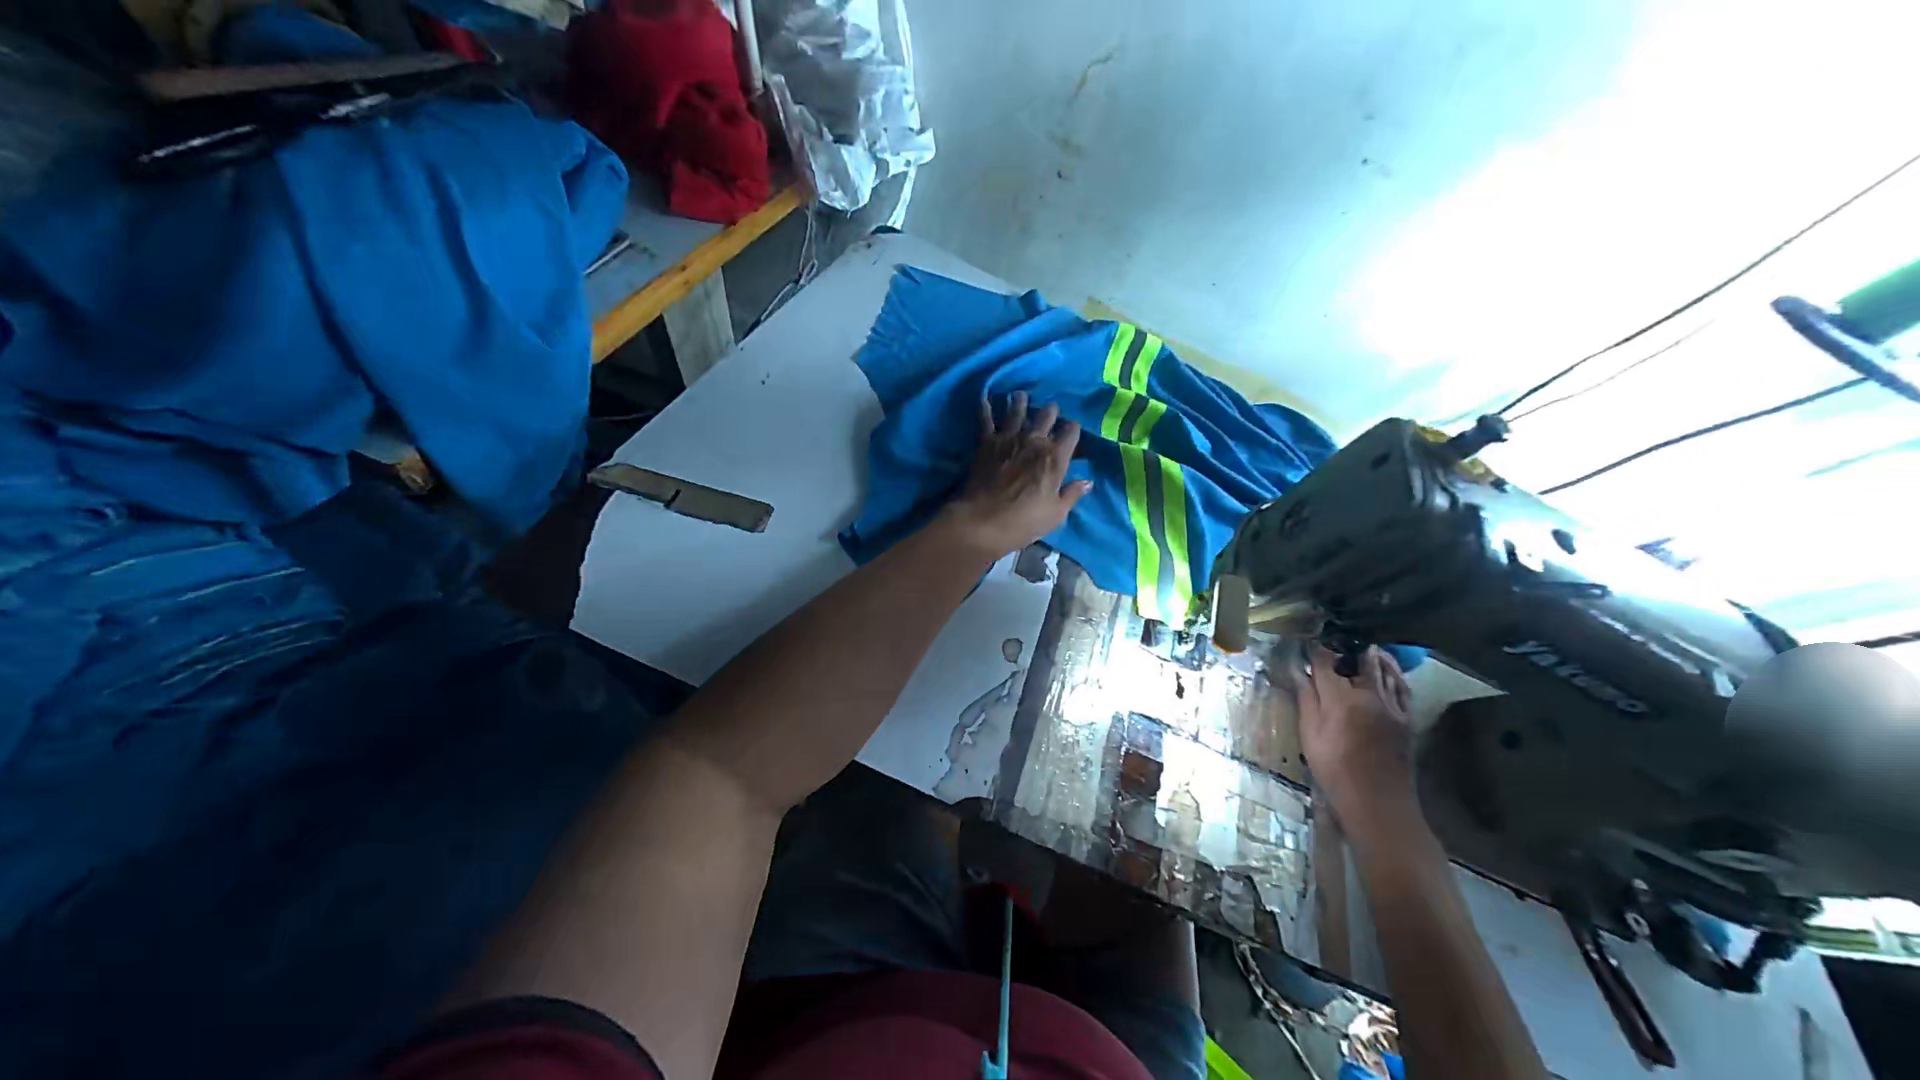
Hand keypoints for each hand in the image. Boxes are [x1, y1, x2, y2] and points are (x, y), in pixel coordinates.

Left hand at [936, 391, 1091, 559]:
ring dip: (1020, 402)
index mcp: (1055, 457)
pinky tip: (985, 399)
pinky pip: (986, 420)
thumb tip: (1087, 482)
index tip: (1072, 431)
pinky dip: (986, 408)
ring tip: (1021, 395)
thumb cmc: (1024, 521)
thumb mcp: (1055, 514)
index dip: (1073, 430)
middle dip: (1051, 411)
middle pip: (1046, 416)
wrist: (982, 520)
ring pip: (1017, 411)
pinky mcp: (986, 442)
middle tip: (1051, 409)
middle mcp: (1034, 441)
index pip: (1071, 433)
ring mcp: (1009, 438)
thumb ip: (1071, 494)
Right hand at [1296, 645, 1417, 829]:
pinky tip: (1387, 669)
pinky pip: (1401, 686)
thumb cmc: (1335, 771)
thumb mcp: (1310, 736)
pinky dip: (1394, 673)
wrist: (1378, 802)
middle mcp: (1369, 695)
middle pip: (1358, 662)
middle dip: (1345, 651)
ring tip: (1363, 648)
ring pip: (1384, 670)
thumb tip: (1299, 673)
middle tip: (1334, 646)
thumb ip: (1306, 700)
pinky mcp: (1406, 717)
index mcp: (1341, 700)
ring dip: (1372, 656)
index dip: (1316, 653)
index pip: (1326, 665)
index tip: (1308, 646)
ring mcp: (1392, 705)